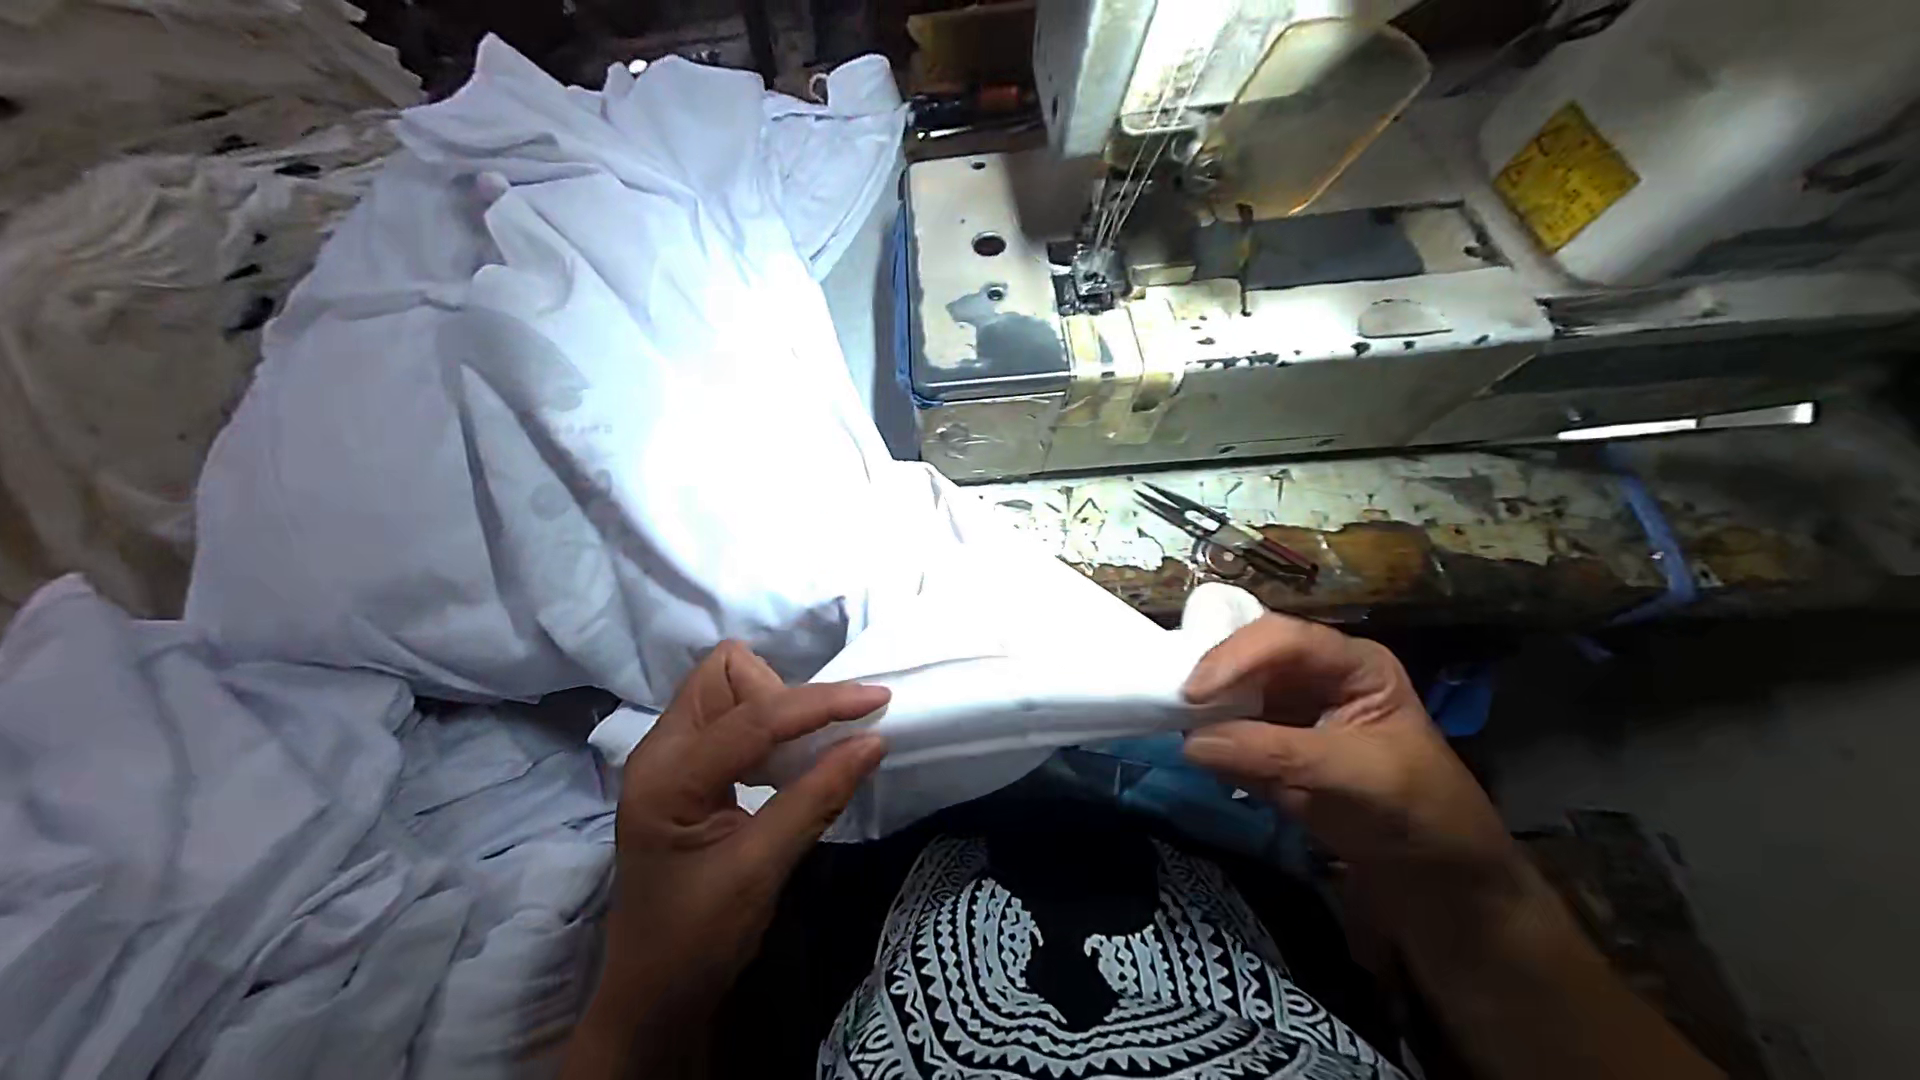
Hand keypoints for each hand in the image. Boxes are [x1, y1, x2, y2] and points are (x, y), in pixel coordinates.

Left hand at [566, 642, 886, 1077]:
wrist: (652, 992)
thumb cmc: (697, 941)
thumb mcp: (761, 871)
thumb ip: (817, 797)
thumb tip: (874, 740)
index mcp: (667, 777)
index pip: (753, 716)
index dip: (820, 703)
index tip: (876, 699)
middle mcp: (660, 749)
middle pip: (726, 673)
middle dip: (783, 694)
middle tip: (815, 744)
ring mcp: (668, 753)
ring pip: (730, 684)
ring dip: (777, 705)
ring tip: (803, 753)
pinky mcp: (685, 764)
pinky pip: (732, 711)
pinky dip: (769, 722)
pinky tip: (786, 760)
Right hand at [1180, 615, 1520, 923]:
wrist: (1436, 878)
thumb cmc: (1417, 813)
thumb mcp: (1354, 778)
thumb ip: (1273, 755)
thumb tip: (1191, 742)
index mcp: (1350, 663)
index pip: (1284, 638)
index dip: (1235, 656)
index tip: (1195, 692)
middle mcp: (1312, 673)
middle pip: (1248, 652)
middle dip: (1211, 673)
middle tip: (1173, 702)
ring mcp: (1288, 705)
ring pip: (1231, 685)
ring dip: (1202, 702)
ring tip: (1173, 719)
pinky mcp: (1267, 737)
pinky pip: (1226, 722)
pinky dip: (1206, 730)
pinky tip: (1190, 740)